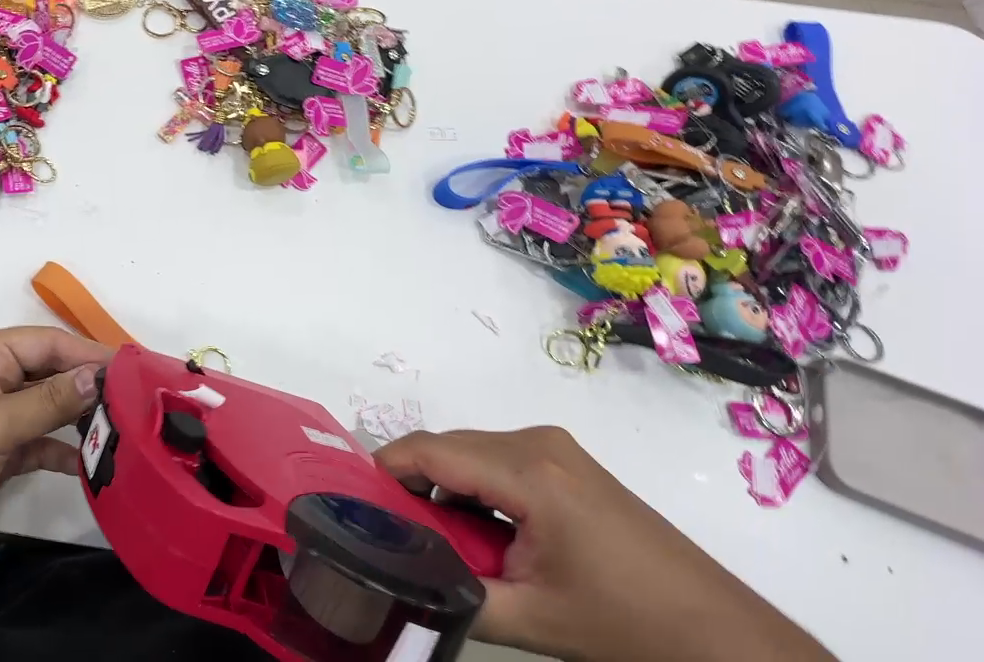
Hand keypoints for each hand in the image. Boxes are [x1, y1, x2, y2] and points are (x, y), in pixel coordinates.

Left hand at [0, 327, 113, 559]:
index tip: (133, 368)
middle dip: (88, 385)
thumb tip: (98, 376)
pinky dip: (63, 449)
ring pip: (49, 407)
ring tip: (124, 428)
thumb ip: (50, 401)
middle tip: (137, 400)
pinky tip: (91, 461)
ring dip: (80, 418)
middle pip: (51, 372)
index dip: (88, 353)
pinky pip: (41, 441)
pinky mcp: (0, 450)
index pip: (47, 342)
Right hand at [374, 427, 834, 661]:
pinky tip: (478, 532)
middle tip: (390, 530)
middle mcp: (536, 442)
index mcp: (527, 472)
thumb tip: (395, 581)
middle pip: (446, 448)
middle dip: (411, 483)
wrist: (726, 637)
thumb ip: (453, 595)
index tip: (353, 501)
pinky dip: (474, 487)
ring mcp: (555, 448)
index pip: (428, 451)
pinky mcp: (567, 462)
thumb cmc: (628, 625)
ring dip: (443, 487)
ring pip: (468, 452)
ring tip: (434, 537)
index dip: (383, 469)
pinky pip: (496, 460)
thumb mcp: (531, 619)